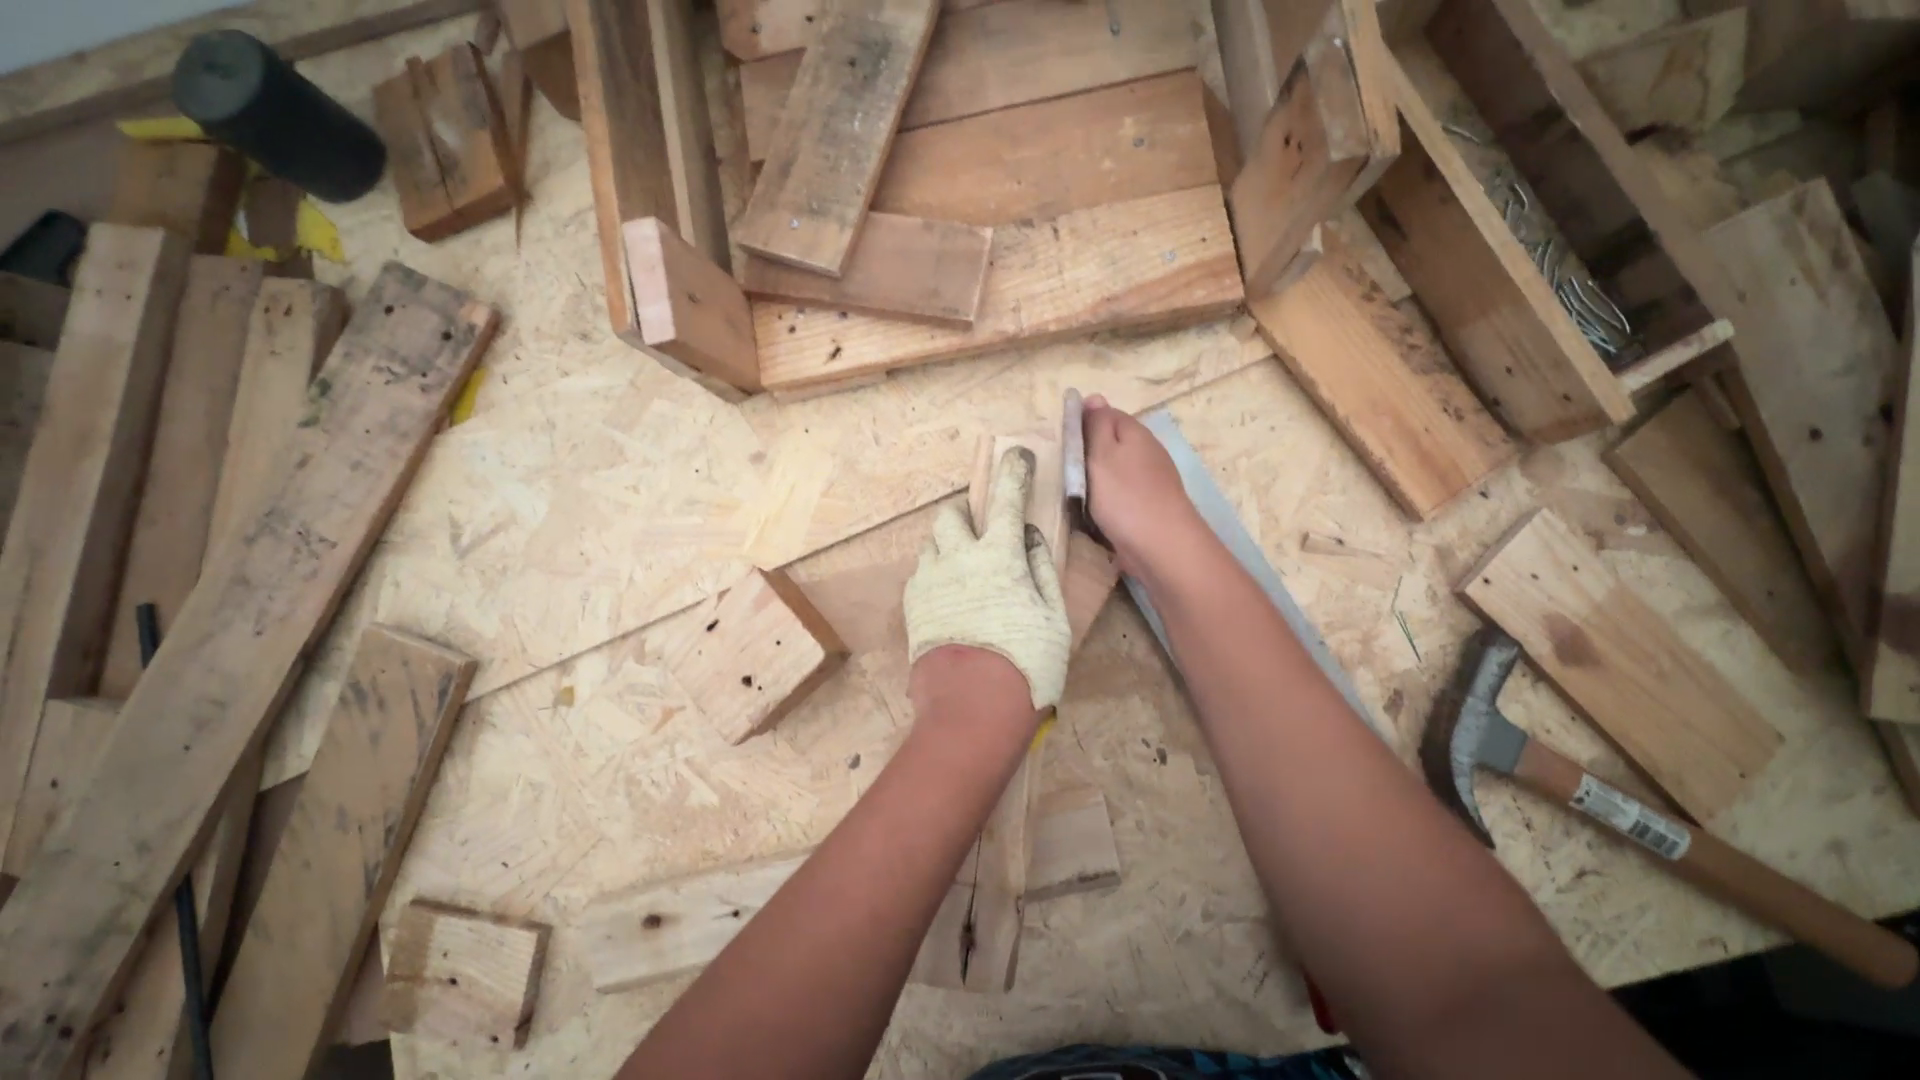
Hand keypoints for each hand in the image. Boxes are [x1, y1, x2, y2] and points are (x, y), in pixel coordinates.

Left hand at [903, 448, 1071, 711]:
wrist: (970, 706)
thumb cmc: (1025, 662)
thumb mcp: (1053, 617)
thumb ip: (1042, 570)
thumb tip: (1033, 538)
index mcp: (997, 555)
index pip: (1006, 499)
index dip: (1014, 473)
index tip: (1017, 456)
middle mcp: (956, 558)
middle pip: (950, 516)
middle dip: (965, 516)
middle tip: (983, 534)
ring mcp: (928, 582)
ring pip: (932, 546)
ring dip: (949, 548)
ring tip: (967, 572)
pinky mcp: (912, 608)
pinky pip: (922, 576)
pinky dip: (937, 576)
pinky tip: (952, 599)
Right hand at [1082, 395, 1206, 576]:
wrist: (1162, 546)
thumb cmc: (1124, 496)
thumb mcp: (1101, 454)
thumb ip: (1096, 425)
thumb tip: (1094, 397)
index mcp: (1135, 432)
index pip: (1106, 414)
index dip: (1083, 425)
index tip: (1063, 444)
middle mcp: (1148, 451)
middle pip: (1112, 443)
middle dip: (1090, 454)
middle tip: (1066, 471)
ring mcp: (1152, 480)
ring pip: (1117, 470)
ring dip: (1097, 479)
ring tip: (1078, 493)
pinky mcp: (1150, 505)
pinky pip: (1123, 494)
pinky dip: (1108, 500)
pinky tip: (1098, 512)